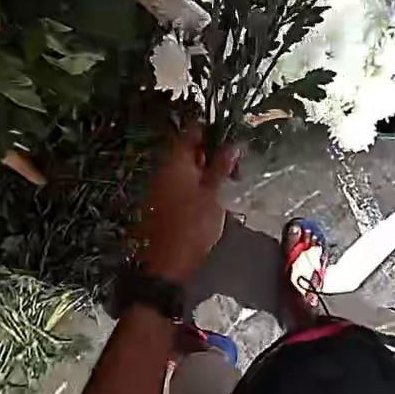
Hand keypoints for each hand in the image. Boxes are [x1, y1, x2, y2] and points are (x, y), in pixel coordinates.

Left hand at [129, 125, 240, 284]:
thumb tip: (233, 143)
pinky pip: (181, 184)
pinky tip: (211, 199)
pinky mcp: (162, 202)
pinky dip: (196, 186)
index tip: (231, 138)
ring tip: (226, 185)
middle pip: (189, 150)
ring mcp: (160, 186)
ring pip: (186, 168)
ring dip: (205, 172)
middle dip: (212, 154)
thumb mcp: (214, 192)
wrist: (168, 263)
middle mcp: (164, 169)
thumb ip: (222, 166)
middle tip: (234, 168)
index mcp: (176, 161)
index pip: (192, 131)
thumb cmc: (193, 226)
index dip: (212, 131)